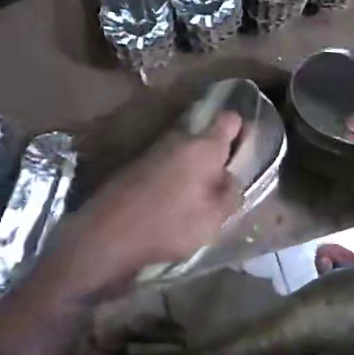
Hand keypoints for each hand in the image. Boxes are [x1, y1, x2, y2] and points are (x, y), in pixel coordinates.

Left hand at [42, 112, 244, 297]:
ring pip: (185, 155)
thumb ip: (231, 192)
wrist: (107, 234)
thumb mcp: (215, 216)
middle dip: (217, 158)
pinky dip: (173, 182)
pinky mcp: (136, 168)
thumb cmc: (169, 224)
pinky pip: (166, 168)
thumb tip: (231, 178)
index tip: (245, 152)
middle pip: (206, 140)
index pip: (230, 119)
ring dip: (194, 172)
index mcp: (204, 146)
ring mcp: (154, 152)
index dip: (242, 131)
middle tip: (223, 188)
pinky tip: (172, 208)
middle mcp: (179, 140)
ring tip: (197, 203)